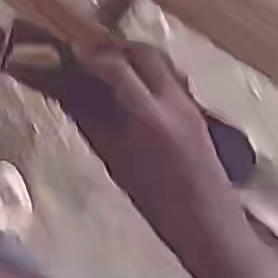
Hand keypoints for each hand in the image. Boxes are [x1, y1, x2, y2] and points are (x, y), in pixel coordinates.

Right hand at [58, 42, 249, 263]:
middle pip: (144, 53)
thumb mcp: (114, 159)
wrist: (213, 229)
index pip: (117, 67)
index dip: (89, 55)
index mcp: (151, 117)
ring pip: (160, 61)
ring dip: (131, 56)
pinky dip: (145, 71)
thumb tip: (65, 92)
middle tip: (86, 55)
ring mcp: (190, 105)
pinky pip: (169, 77)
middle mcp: (175, 102)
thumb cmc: (156, 202)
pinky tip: (130, 88)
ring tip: (106, 67)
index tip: (68, 52)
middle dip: (112, 48)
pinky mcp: (197, 113)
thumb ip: (90, 120)